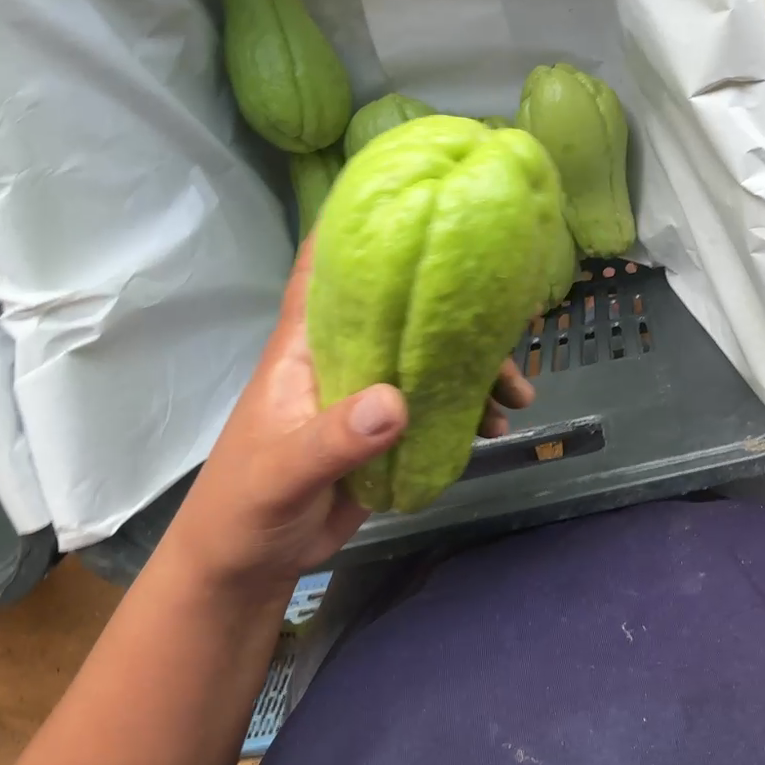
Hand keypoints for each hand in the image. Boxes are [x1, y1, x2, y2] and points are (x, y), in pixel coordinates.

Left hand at [163, 236, 534, 593]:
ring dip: (480, 370)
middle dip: (461, 312)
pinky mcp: (392, 430)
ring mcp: (371, 394)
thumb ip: (333, 440)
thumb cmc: (245, 507)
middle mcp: (346, 356)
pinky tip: (498, 427)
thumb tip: (396, 402)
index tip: (418, 199)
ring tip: (519, 396)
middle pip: (409, 312)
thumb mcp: (283, 474)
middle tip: (518, 320)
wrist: (249, 565)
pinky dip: (474, 410)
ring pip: (435, 359)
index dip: (363, 228)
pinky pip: (443, 404)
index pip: (328, 270)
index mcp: (308, 347)